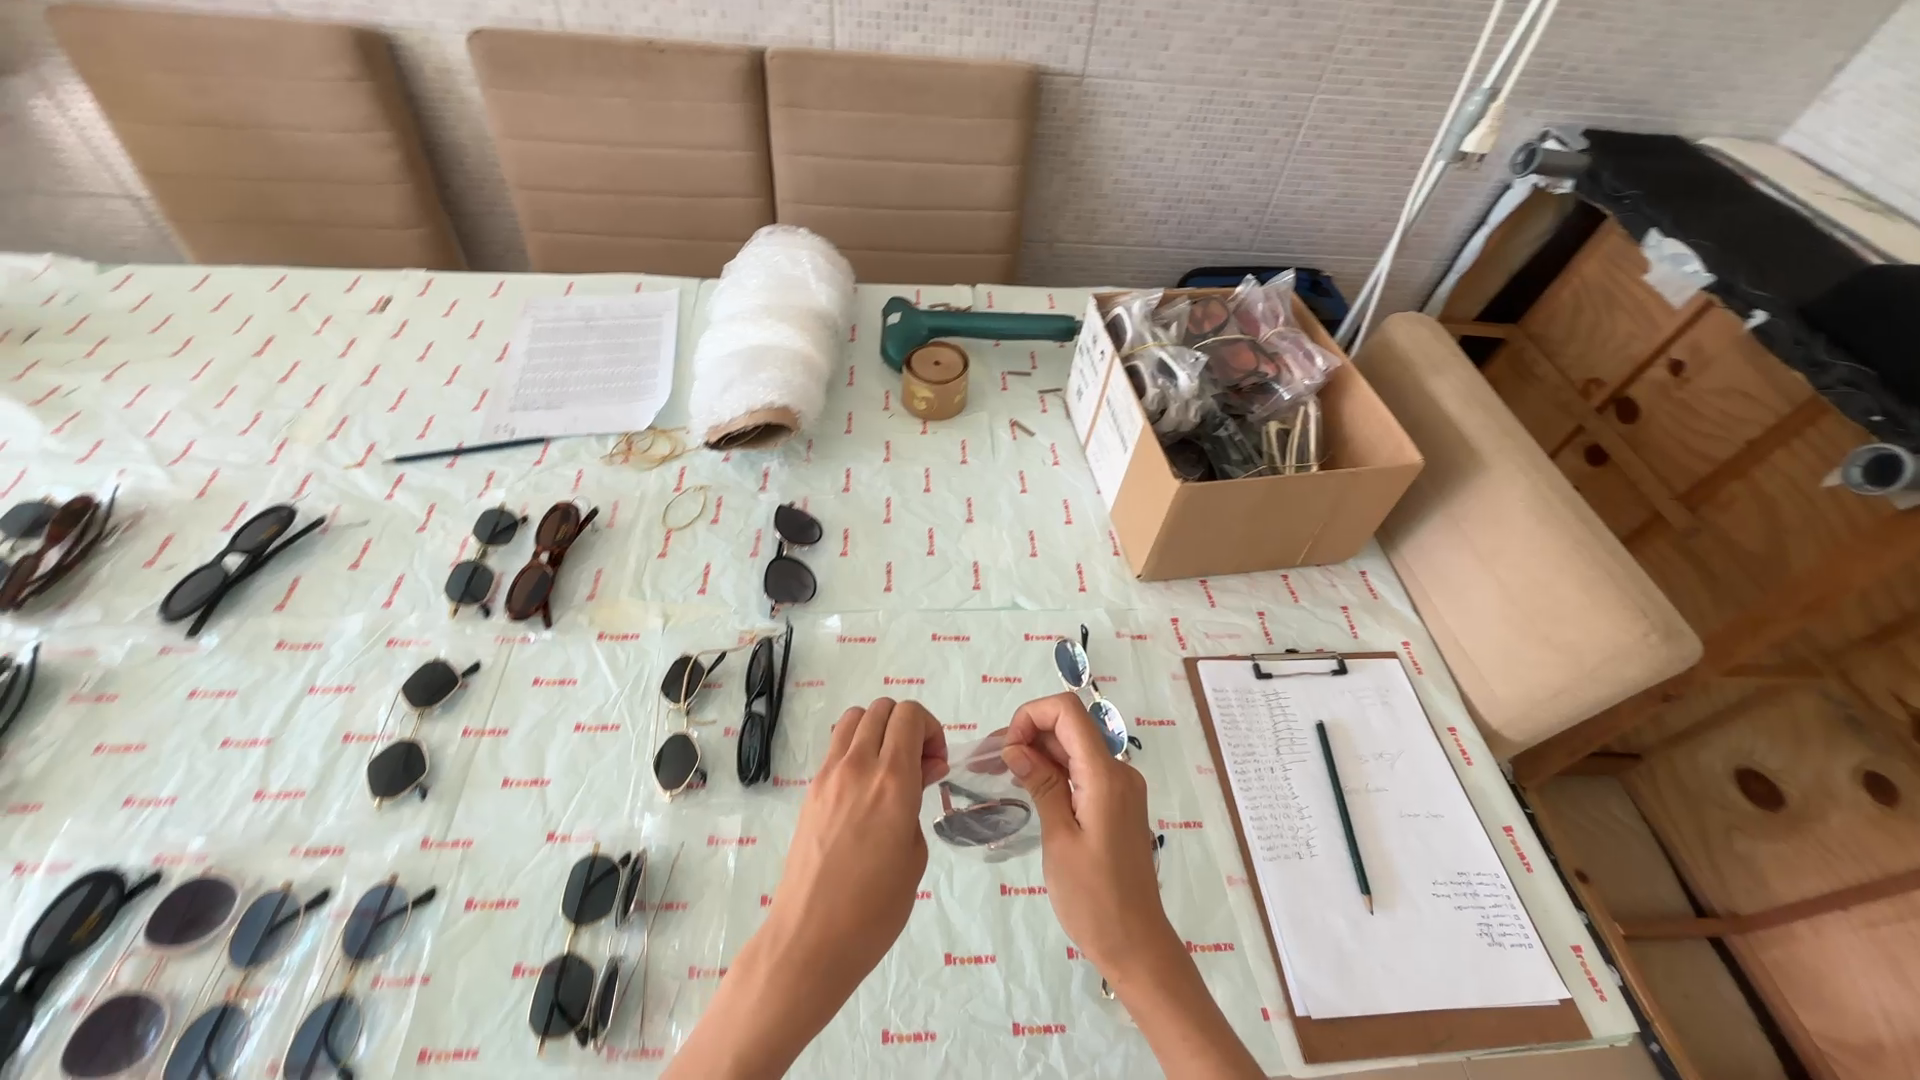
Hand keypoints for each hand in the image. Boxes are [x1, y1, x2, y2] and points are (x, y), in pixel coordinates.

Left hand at [764, 697, 947, 983]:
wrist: (810, 939)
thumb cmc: (875, 908)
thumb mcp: (915, 854)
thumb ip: (919, 801)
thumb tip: (922, 772)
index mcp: (891, 780)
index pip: (910, 715)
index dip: (932, 729)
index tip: (936, 764)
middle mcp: (857, 766)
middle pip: (882, 709)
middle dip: (908, 726)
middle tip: (919, 766)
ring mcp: (827, 776)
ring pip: (855, 719)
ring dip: (878, 731)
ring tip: (890, 770)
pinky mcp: (810, 791)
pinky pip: (836, 747)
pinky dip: (856, 749)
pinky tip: (865, 790)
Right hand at [999, 692, 1175, 985]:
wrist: (1136, 943)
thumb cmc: (1093, 898)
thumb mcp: (1058, 839)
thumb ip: (1041, 785)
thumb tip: (1016, 747)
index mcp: (1105, 776)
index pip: (1068, 712)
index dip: (1032, 715)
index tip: (1007, 748)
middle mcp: (1118, 772)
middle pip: (1070, 728)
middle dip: (1029, 734)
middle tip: (991, 763)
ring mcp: (1120, 788)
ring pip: (1074, 749)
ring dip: (1038, 753)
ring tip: (1002, 774)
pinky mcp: (1116, 804)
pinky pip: (1083, 772)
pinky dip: (1054, 772)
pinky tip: (1029, 789)